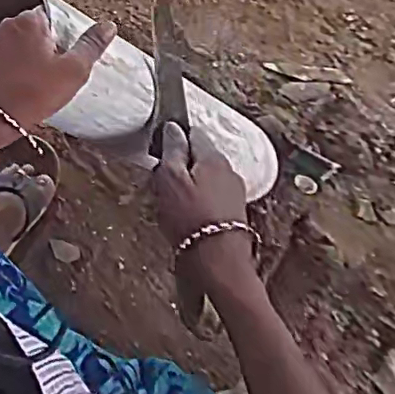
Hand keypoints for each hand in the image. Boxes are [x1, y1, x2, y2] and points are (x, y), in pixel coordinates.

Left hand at [0, 8, 114, 128]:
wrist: (0, 115)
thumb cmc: (36, 92)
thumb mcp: (74, 69)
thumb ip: (91, 44)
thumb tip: (108, 26)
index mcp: (30, 20)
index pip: (54, 15)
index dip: (65, 35)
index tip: (67, 54)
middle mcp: (10, 24)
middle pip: (39, 27)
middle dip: (50, 44)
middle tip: (57, 68)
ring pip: (25, 39)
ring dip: (35, 52)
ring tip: (42, 76)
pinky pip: (12, 51)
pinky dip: (21, 61)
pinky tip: (29, 78)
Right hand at [152, 122, 250, 248]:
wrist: (219, 265)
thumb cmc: (190, 219)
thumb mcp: (169, 177)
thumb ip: (172, 149)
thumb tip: (173, 127)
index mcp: (214, 157)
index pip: (192, 132)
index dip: (173, 139)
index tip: (159, 154)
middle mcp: (229, 171)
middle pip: (198, 156)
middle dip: (180, 164)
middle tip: (162, 181)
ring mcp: (235, 193)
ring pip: (204, 177)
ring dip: (188, 184)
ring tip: (172, 202)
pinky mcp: (235, 214)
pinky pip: (211, 196)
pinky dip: (198, 200)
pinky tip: (186, 216)